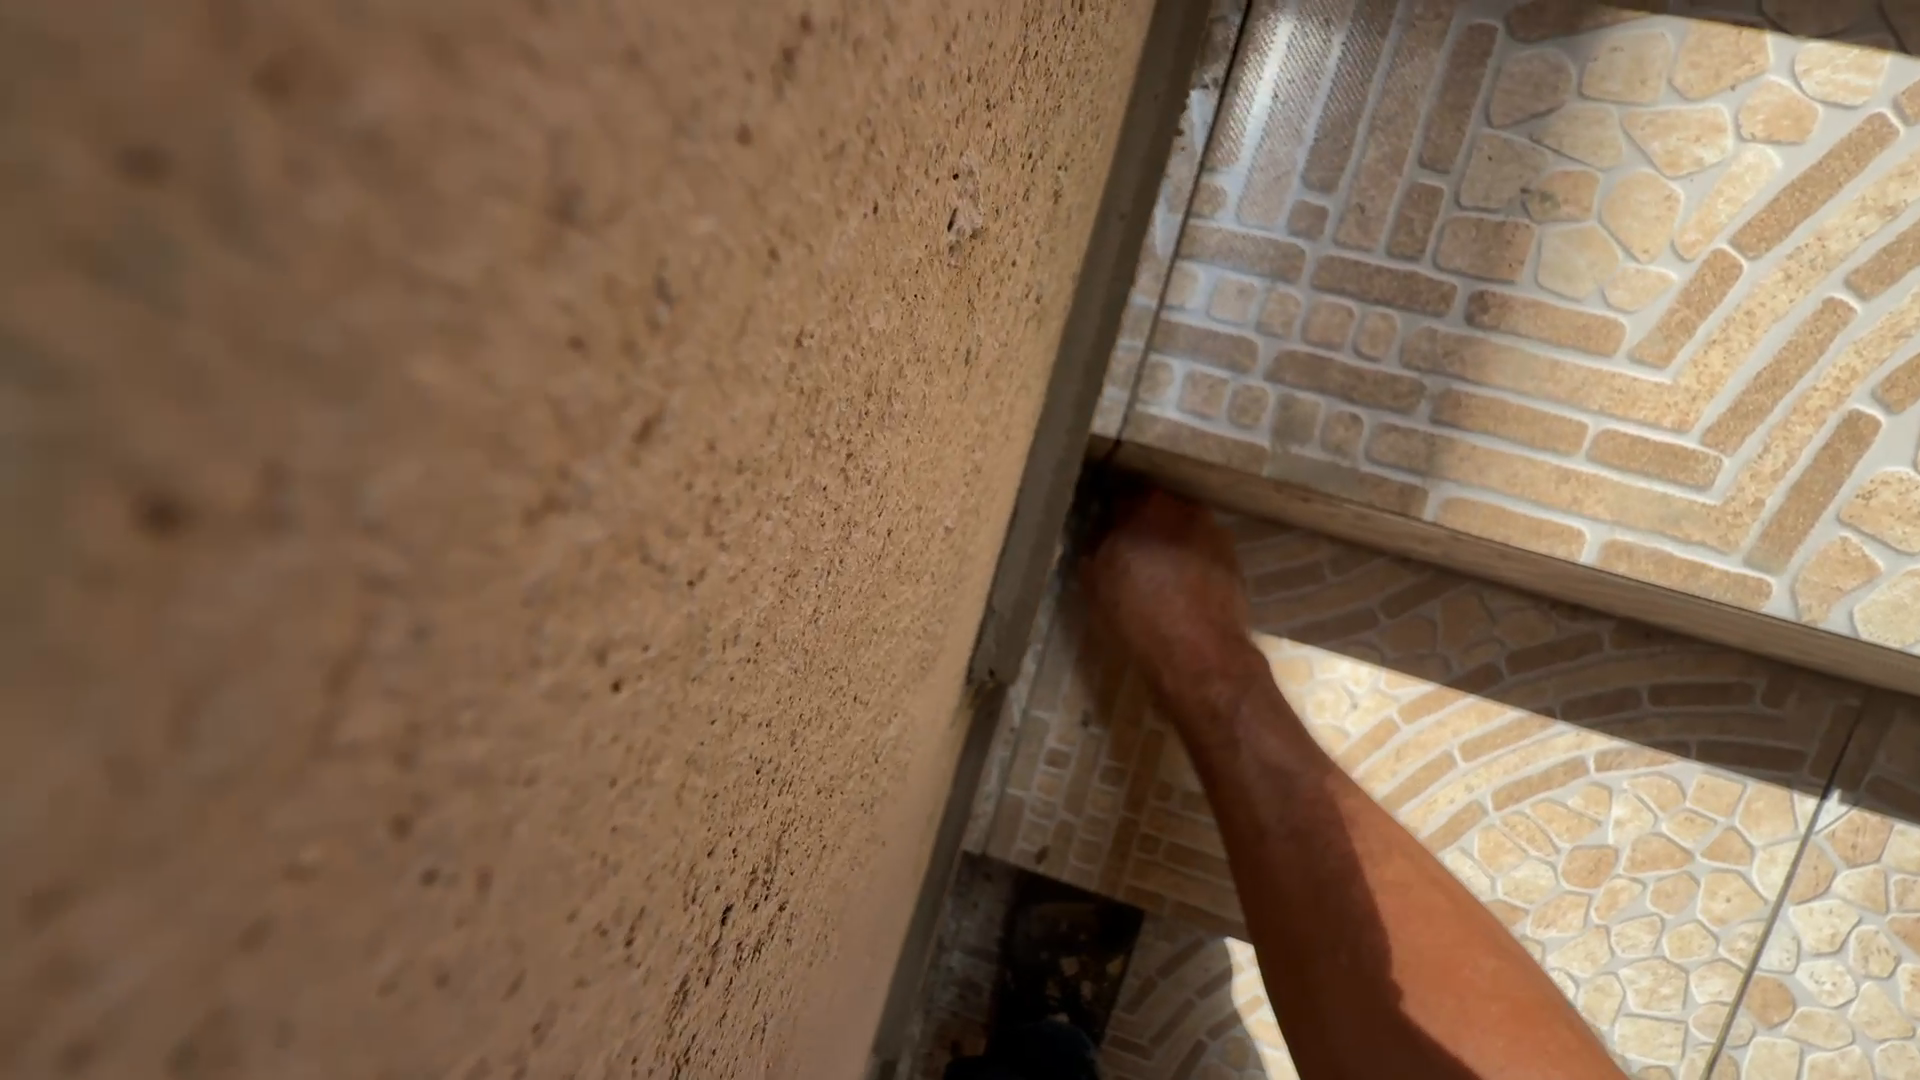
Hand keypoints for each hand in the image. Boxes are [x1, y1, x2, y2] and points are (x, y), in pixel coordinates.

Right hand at [1082, 488, 1258, 712]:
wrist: (1200, 655)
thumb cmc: (1137, 615)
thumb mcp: (1095, 582)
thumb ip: (1095, 548)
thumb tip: (1097, 536)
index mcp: (1146, 505)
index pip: (1121, 490)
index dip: (1108, 506)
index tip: (1100, 521)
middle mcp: (1185, 508)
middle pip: (1156, 505)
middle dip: (1141, 521)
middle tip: (1124, 544)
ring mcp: (1215, 533)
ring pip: (1182, 527)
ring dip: (1168, 540)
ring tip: (1154, 568)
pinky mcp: (1234, 560)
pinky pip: (1201, 550)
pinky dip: (1189, 560)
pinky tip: (1179, 586)